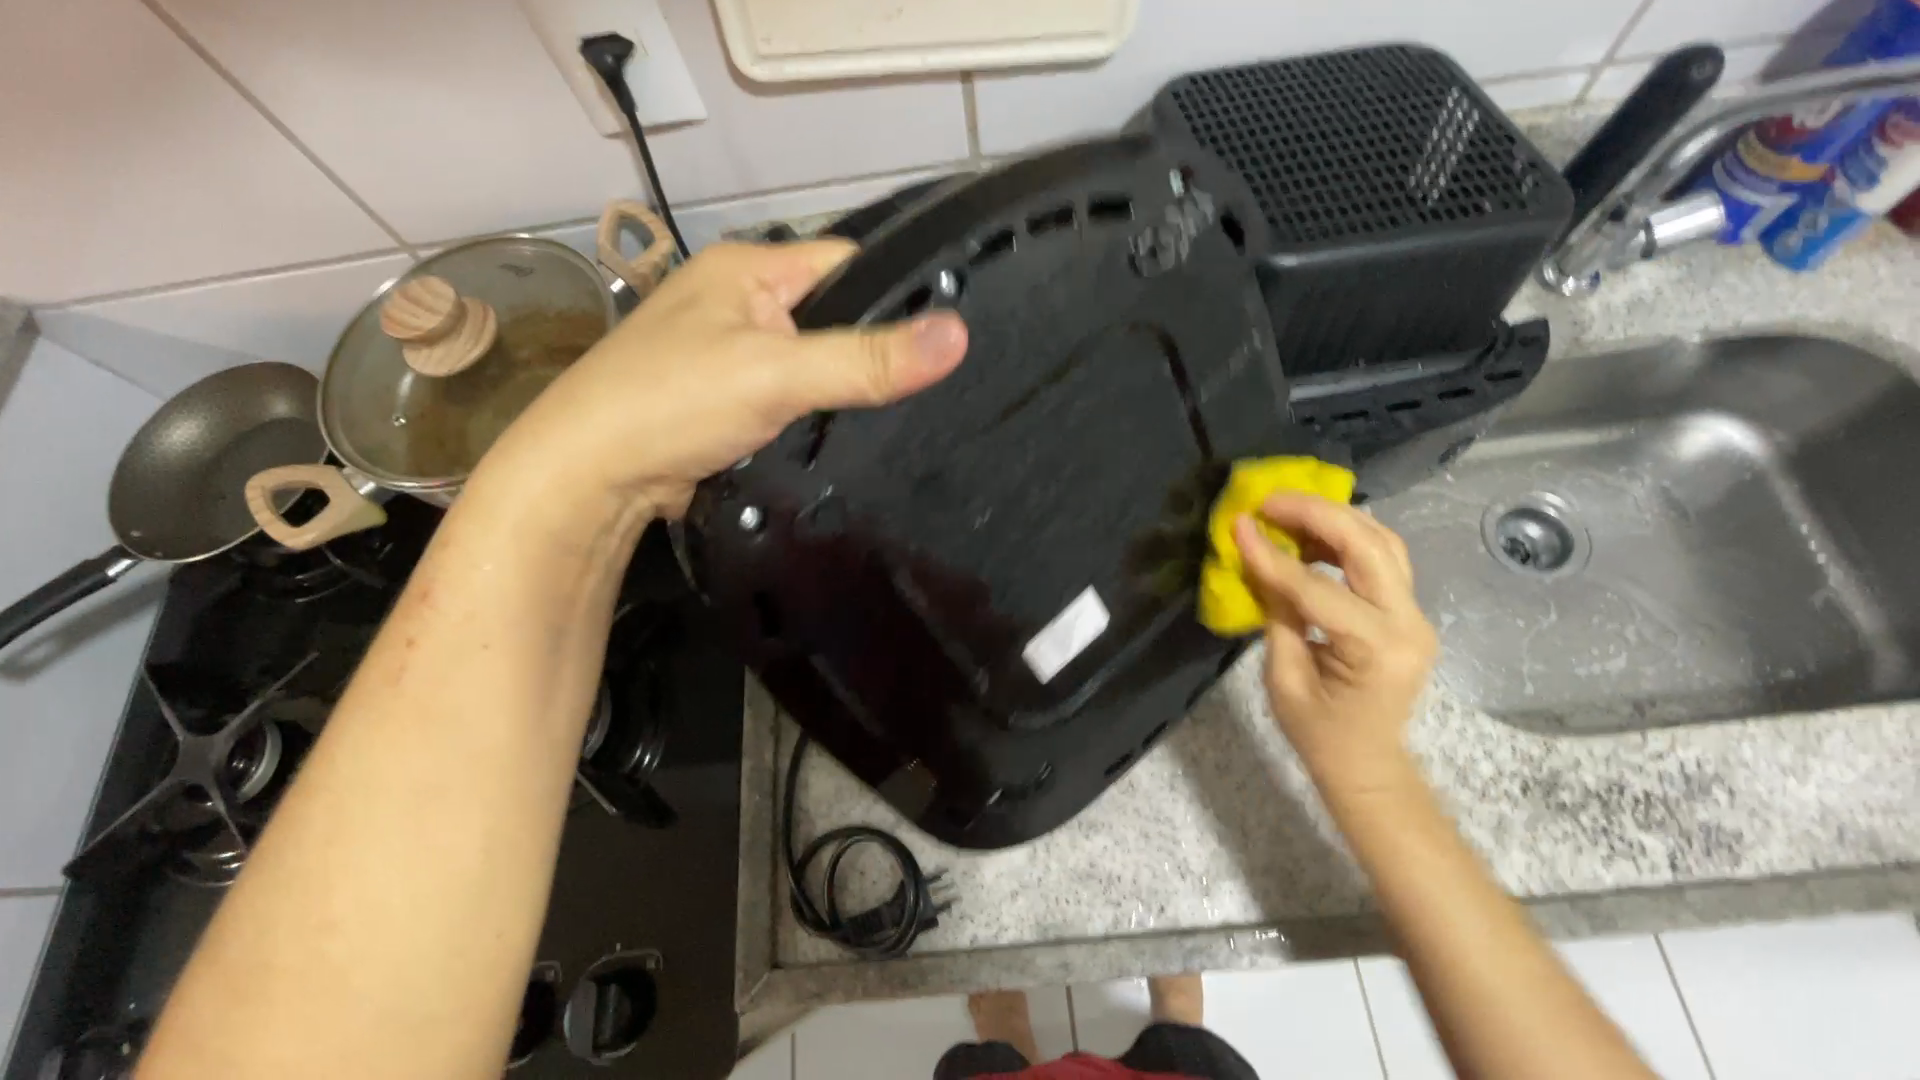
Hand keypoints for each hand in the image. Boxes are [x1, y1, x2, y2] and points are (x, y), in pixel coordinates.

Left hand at [482, 239, 967, 518]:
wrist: (590, 476)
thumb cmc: (674, 403)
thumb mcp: (779, 374)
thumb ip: (867, 358)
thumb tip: (958, 336)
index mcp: (746, 267)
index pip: (845, 262)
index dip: (893, 294)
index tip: (937, 338)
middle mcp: (735, 299)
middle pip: (829, 313)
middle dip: (867, 348)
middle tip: (919, 388)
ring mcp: (725, 350)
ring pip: (809, 360)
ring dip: (838, 387)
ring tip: (891, 417)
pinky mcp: (722, 398)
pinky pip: (786, 395)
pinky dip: (811, 413)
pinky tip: (838, 437)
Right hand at [1233, 495, 1436, 793]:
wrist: (1368, 763)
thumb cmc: (1319, 734)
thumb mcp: (1283, 679)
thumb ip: (1276, 612)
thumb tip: (1257, 556)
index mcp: (1376, 649)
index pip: (1318, 588)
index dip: (1273, 556)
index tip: (1240, 524)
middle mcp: (1409, 624)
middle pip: (1369, 546)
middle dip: (1317, 514)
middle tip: (1269, 501)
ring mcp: (1416, 615)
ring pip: (1384, 542)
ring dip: (1336, 518)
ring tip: (1288, 510)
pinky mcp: (1409, 610)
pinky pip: (1384, 559)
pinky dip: (1348, 537)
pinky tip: (1313, 533)